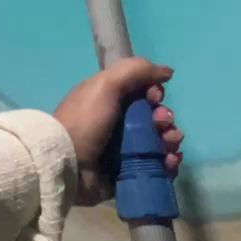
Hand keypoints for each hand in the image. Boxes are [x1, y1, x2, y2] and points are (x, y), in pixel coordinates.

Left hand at [52, 59, 182, 206]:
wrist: (69, 163)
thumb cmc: (86, 119)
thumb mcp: (106, 85)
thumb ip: (135, 71)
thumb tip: (168, 72)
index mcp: (112, 98)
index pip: (143, 91)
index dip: (154, 92)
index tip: (153, 98)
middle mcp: (121, 121)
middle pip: (155, 116)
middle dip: (165, 118)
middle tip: (160, 125)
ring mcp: (127, 148)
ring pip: (161, 140)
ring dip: (171, 140)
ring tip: (169, 146)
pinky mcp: (133, 170)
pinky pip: (160, 165)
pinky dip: (170, 163)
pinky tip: (170, 162)